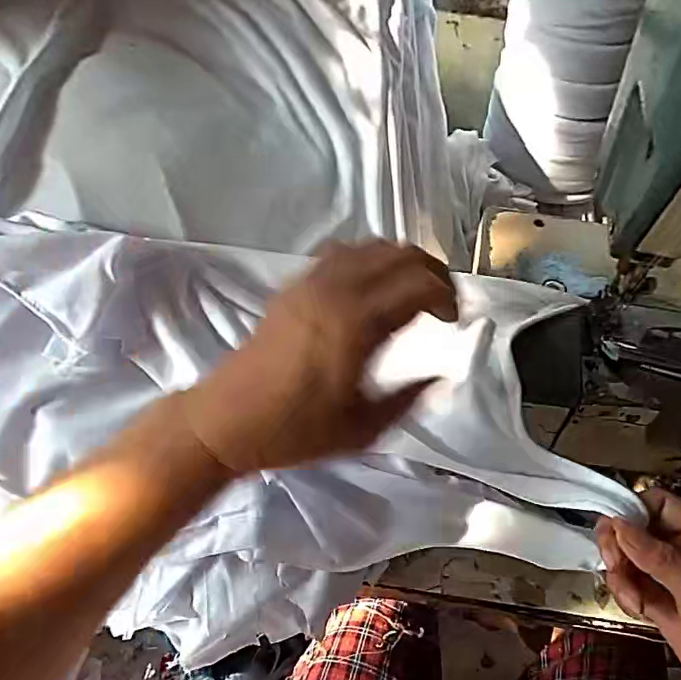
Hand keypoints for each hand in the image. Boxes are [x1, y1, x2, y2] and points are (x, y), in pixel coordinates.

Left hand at [181, 240, 457, 473]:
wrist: (227, 422)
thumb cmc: (295, 432)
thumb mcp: (362, 429)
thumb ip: (408, 399)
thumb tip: (441, 378)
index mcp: (358, 324)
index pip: (420, 284)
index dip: (447, 296)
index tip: (453, 321)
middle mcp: (336, 291)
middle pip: (401, 255)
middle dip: (433, 273)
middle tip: (443, 304)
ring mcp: (309, 283)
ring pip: (370, 247)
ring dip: (401, 262)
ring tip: (412, 293)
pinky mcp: (292, 287)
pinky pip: (340, 253)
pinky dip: (367, 260)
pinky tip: (370, 289)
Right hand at [596, 488, 680, 679]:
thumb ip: (660, 560)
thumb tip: (621, 527)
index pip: (661, 504)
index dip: (633, 511)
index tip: (612, 528)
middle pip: (636, 528)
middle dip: (620, 545)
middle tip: (613, 563)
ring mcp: (667, 572)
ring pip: (626, 555)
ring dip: (620, 573)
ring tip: (631, 596)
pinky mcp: (654, 595)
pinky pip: (626, 582)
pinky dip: (624, 593)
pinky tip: (638, 608)